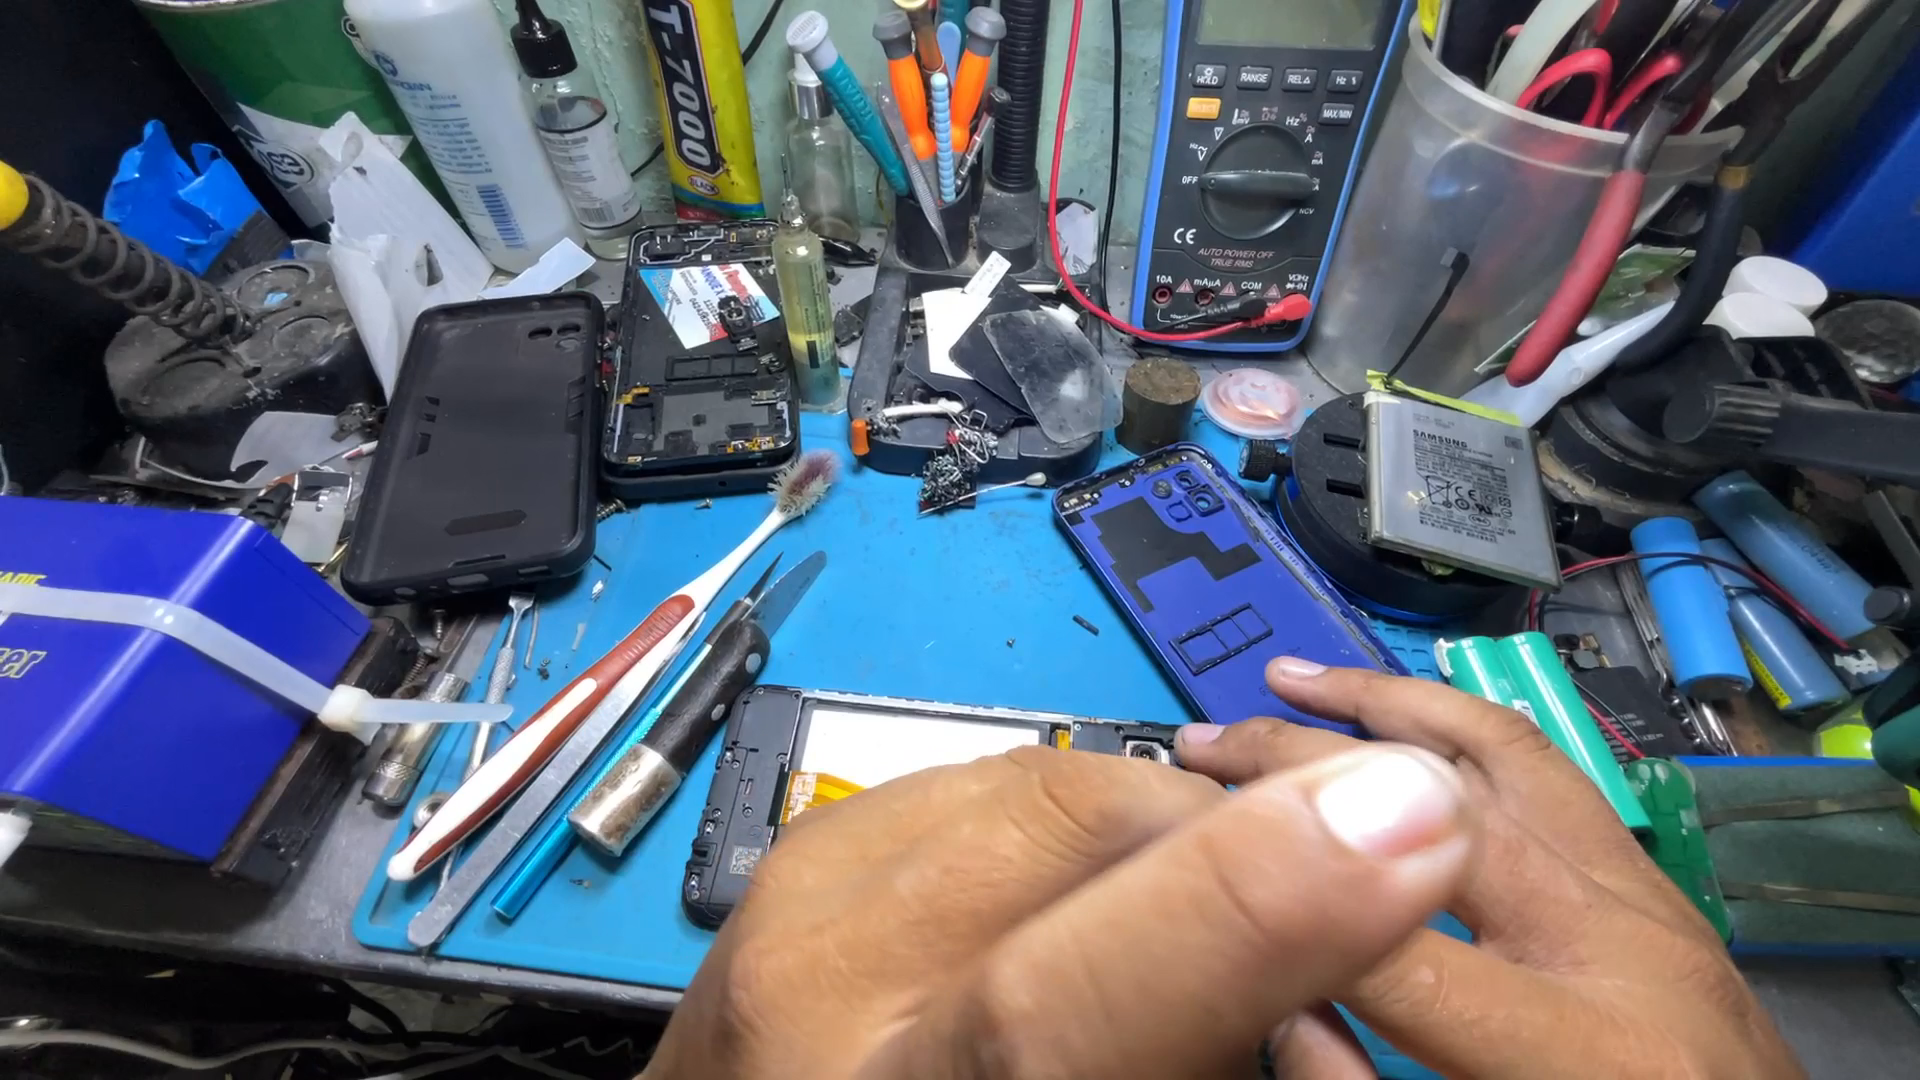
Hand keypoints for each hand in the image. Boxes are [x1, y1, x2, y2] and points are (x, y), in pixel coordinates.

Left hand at [646, 738, 1477, 1077]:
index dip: (1235, 903)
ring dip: (1150, 821)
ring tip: (1182, 895)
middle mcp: (819, 977)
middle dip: (1218, 832)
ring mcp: (806, 880)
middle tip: (1304, 877)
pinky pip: (988, 778)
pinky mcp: (816, 834)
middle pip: (1062, 825)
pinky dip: (1071, 816)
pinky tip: (1077, 881)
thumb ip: (1181, 1049)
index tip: (1402, 807)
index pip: (1055, 1006)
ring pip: (1037, 776)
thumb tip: (1311, 994)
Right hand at [1174, 657, 1802, 1079]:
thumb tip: (1267, 981)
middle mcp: (1623, 947)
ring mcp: (1647, 897)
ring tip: (1291, 678)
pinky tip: (1390, 705)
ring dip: (1375, 700)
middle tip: (1204, 742)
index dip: (1263, 874)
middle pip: (1426, 804)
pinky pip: (1536, 762)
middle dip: (1292, 756)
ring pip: (1497, 746)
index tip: (1186, 835)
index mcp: (1584, 1049)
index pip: (1376, 928)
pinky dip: (1446, 717)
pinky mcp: (1650, 882)